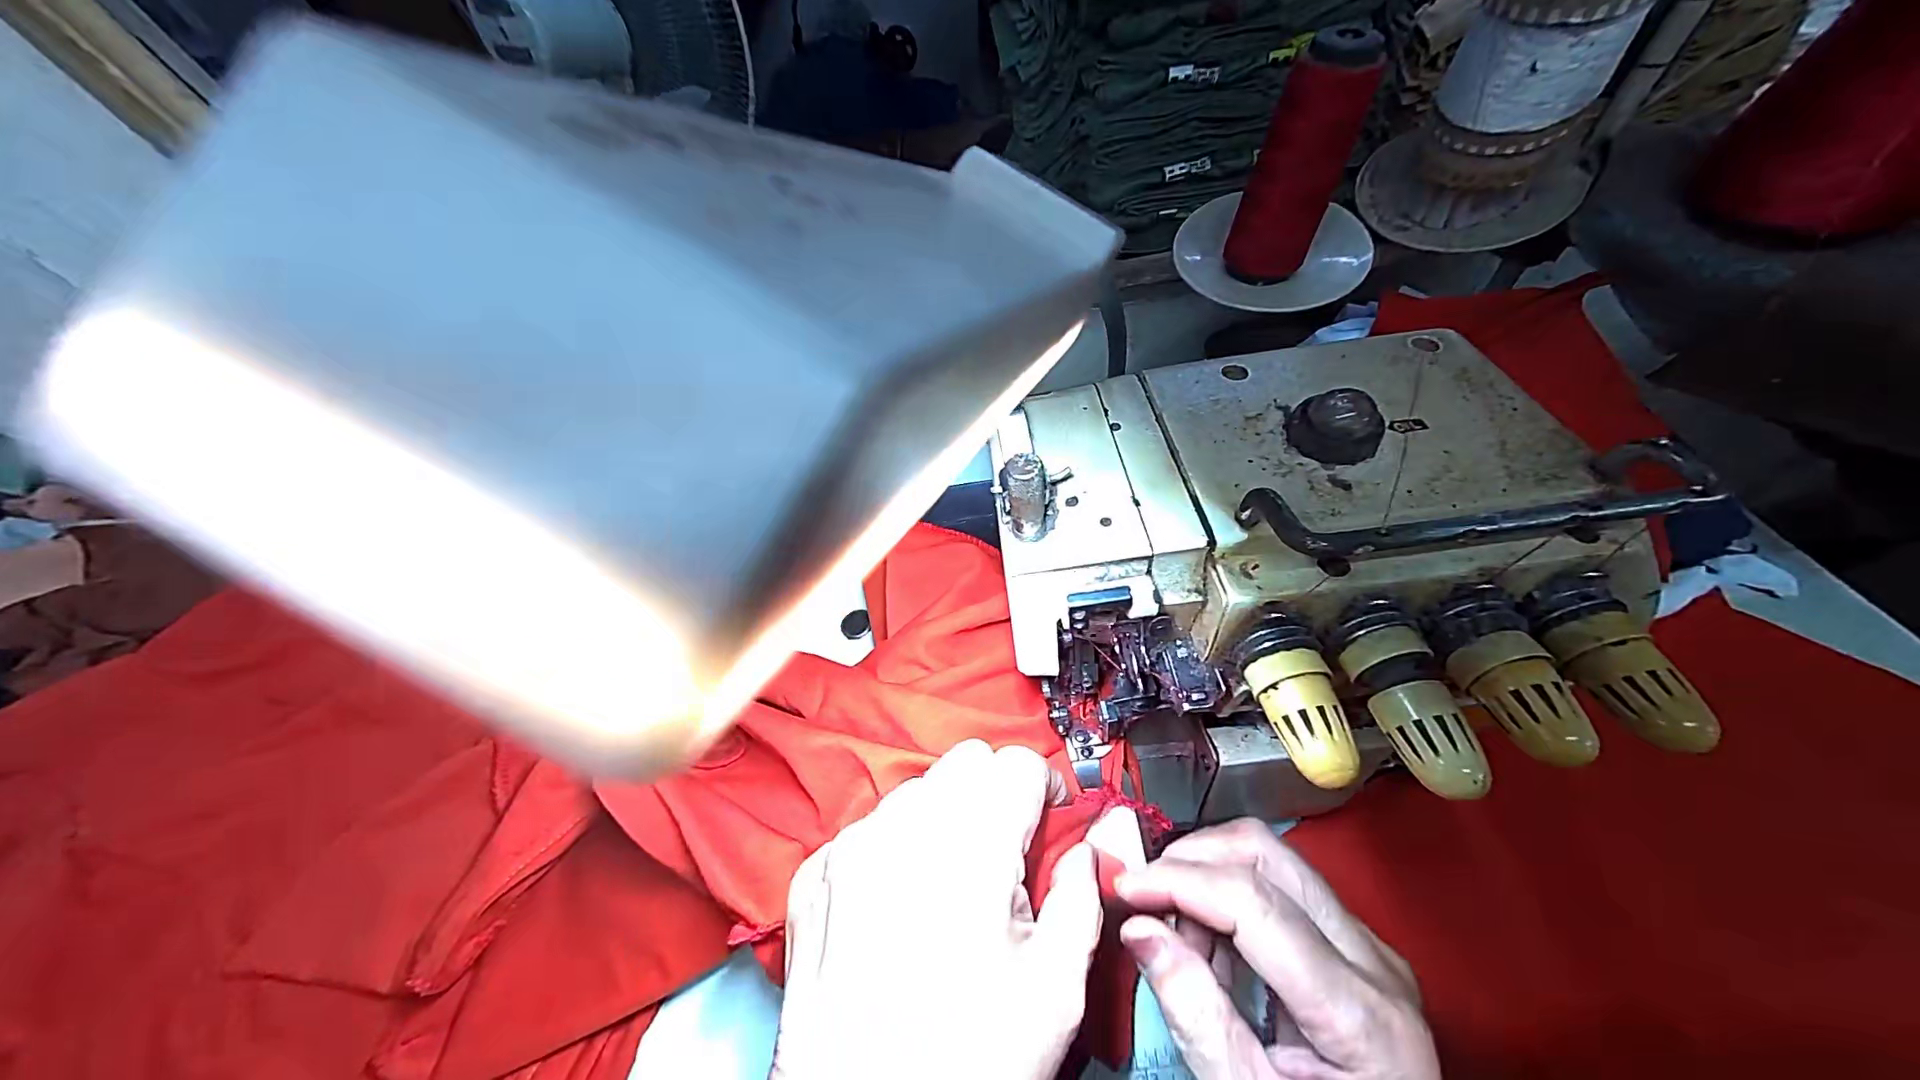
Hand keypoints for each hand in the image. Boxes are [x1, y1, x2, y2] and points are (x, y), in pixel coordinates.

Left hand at [771, 740, 1102, 1079]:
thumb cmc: (958, 1065)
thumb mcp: (1054, 988)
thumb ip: (1081, 895)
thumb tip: (1089, 850)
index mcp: (971, 848)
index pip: (1019, 763)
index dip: (1047, 788)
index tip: (1051, 819)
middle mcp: (905, 833)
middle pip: (967, 761)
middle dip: (998, 791)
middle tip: (1010, 849)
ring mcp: (852, 850)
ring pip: (918, 789)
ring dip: (947, 815)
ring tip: (958, 882)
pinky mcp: (818, 876)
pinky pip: (870, 827)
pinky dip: (897, 845)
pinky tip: (907, 900)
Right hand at [1115, 819, 1438, 1079]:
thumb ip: (1194, 1015)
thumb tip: (1139, 930)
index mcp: (1357, 1011)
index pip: (1252, 900)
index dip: (1178, 880)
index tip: (1125, 887)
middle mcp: (1371, 960)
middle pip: (1266, 854)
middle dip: (1191, 860)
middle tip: (1146, 898)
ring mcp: (1367, 947)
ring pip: (1272, 857)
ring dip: (1207, 873)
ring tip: (1178, 931)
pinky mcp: (1354, 945)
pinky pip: (1281, 885)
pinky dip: (1228, 894)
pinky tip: (1209, 943)